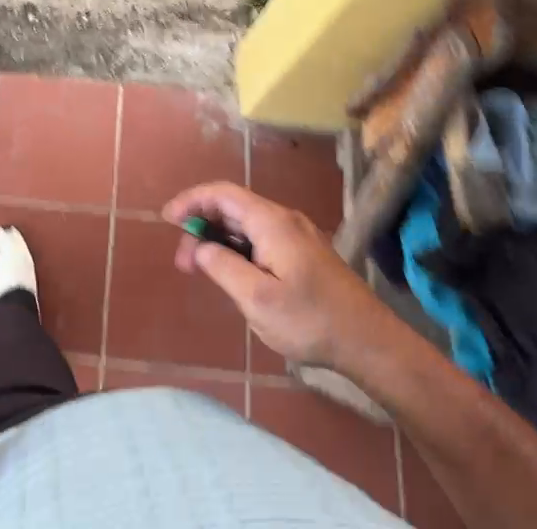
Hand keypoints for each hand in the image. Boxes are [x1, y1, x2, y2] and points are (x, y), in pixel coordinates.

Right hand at [164, 183, 397, 371]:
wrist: (369, 342)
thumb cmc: (310, 320)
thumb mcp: (257, 298)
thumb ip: (222, 267)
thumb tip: (200, 247)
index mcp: (272, 222)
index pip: (223, 194)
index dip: (192, 201)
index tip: (167, 220)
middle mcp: (285, 220)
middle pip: (234, 207)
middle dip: (202, 226)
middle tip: (183, 263)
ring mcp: (298, 237)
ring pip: (247, 225)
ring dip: (219, 240)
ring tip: (201, 270)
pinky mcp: (305, 255)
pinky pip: (261, 239)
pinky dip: (238, 249)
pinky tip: (231, 274)